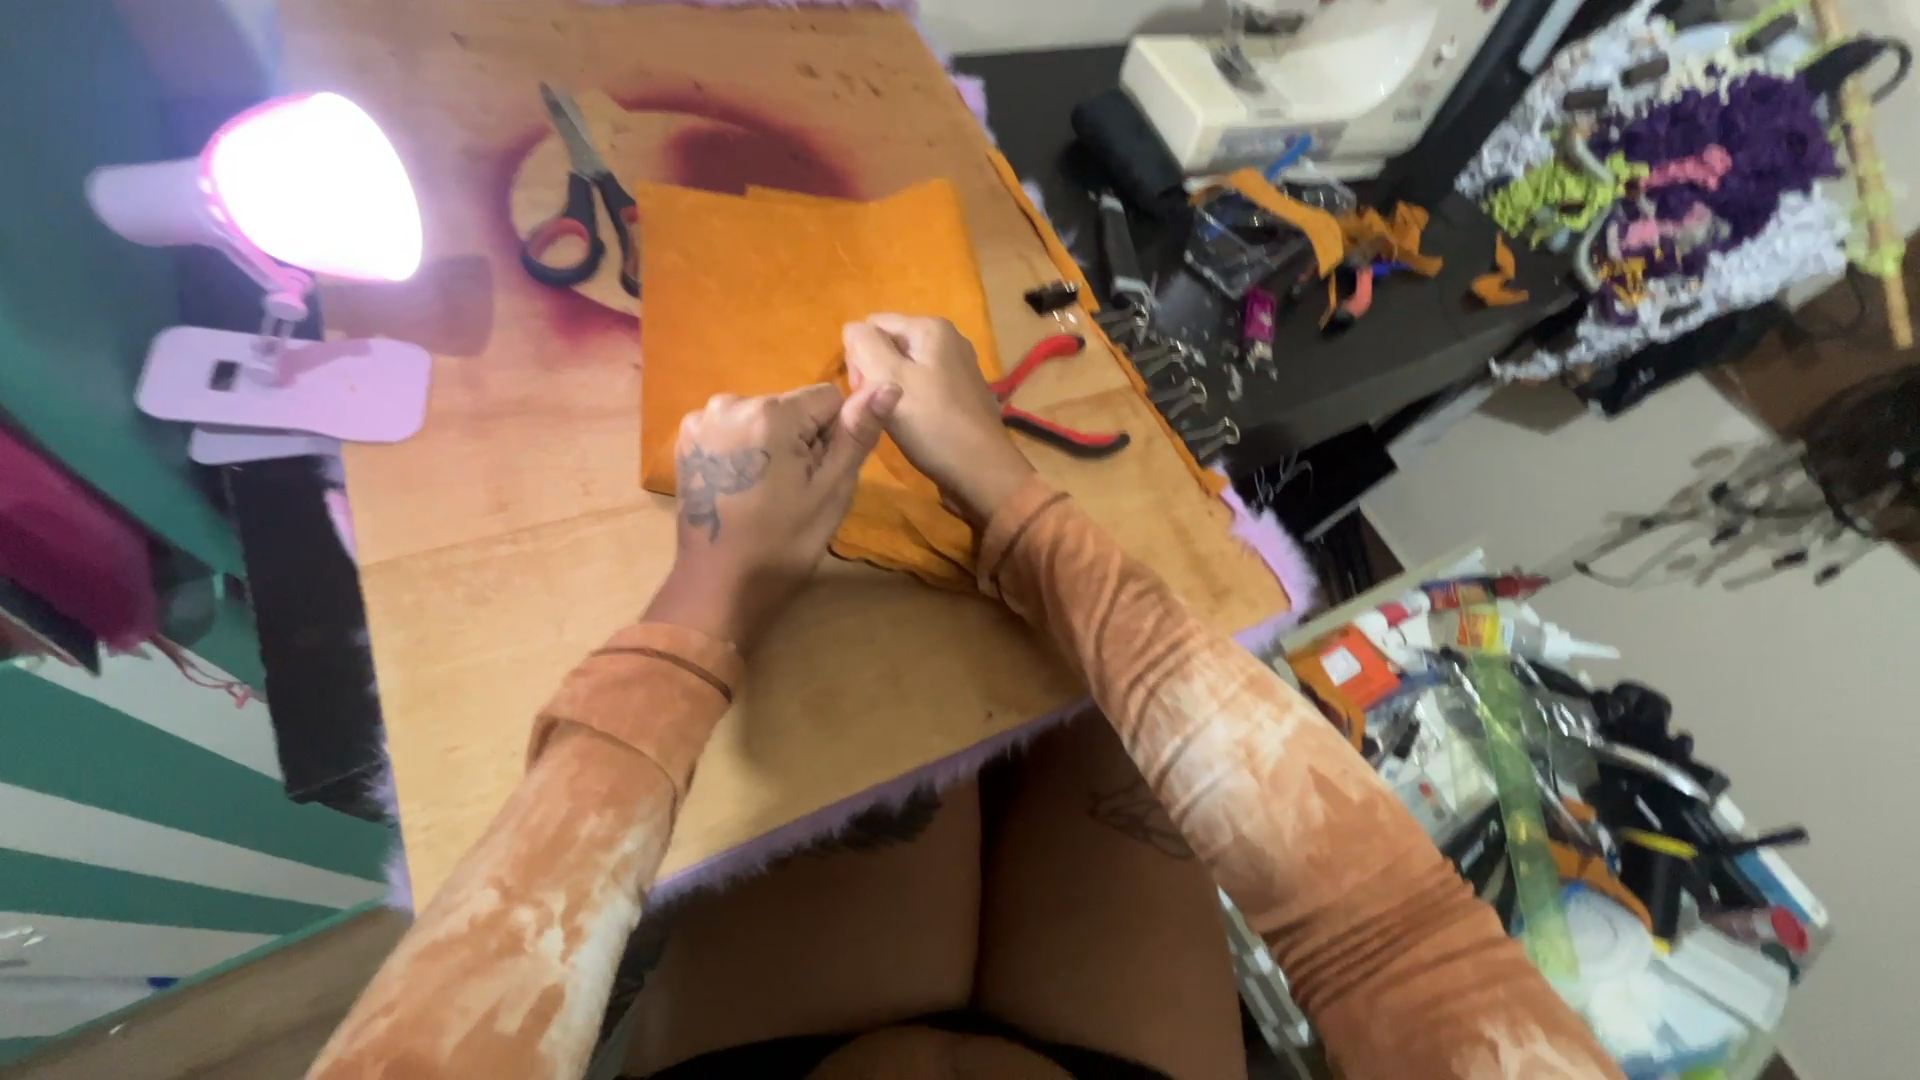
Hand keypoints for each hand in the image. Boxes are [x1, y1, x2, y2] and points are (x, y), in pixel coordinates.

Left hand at [646, 381, 899, 646]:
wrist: (720, 585)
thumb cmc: (784, 543)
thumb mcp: (831, 490)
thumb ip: (857, 432)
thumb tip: (889, 385)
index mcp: (772, 414)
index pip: (829, 398)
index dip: (833, 437)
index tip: (817, 477)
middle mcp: (731, 402)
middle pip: (793, 407)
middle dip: (801, 440)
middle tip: (793, 491)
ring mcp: (702, 420)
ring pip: (765, 418)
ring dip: (773, 445)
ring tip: (766, 491)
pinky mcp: (687, 439)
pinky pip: (735, 430)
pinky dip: (744, 451)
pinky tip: (741, 487)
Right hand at [840, 315, 1033, 523]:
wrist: (982, 471)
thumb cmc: (932, 424)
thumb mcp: (888, 379)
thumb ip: (863, 345)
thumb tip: (853, 329)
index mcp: (930, 328)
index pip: (871, 325)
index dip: (858, 357)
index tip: (865, 392)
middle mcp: (948, 340)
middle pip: (889, 345)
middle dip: (874, 373)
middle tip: (876, 408)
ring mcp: (958, 368)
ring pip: (903, 369)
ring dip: (889, 392)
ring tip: (894, 419)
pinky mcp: (961, 394)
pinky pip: (922, 387)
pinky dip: (910, 403)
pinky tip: (913, 425)